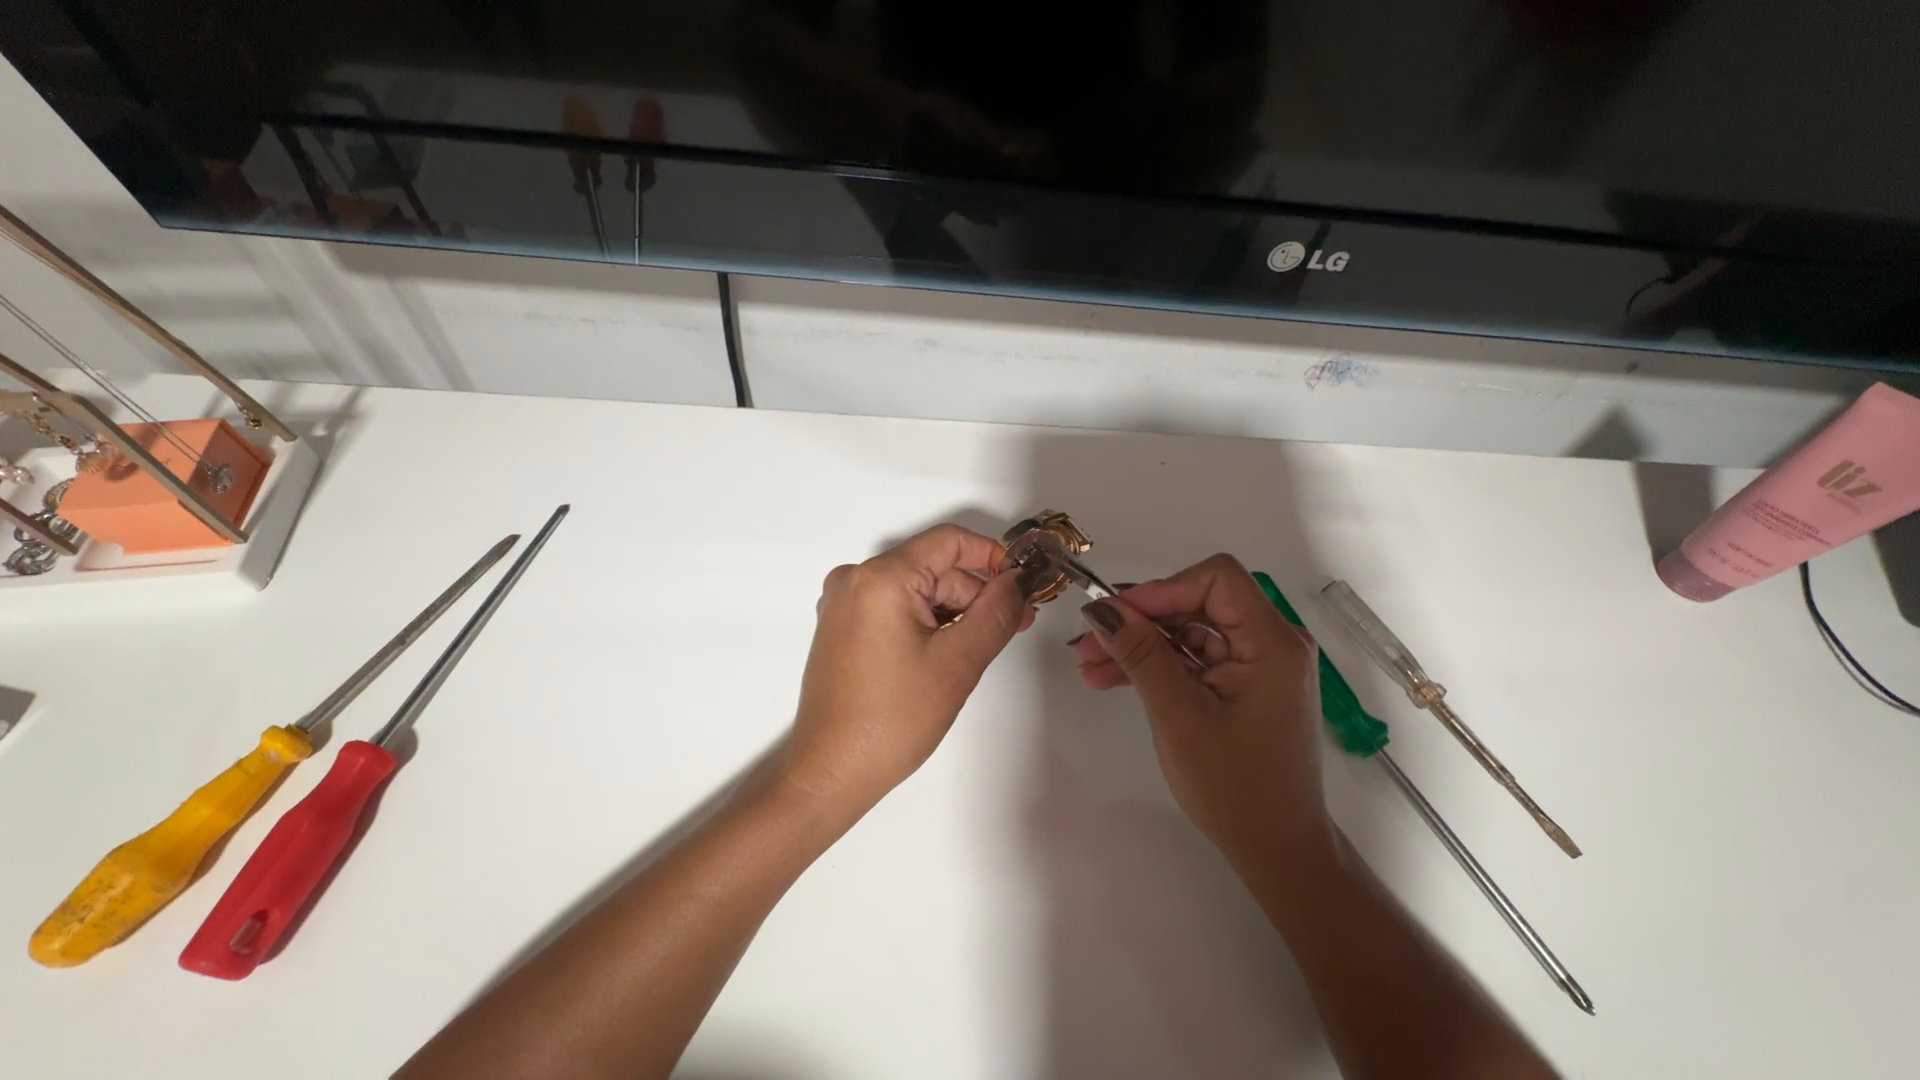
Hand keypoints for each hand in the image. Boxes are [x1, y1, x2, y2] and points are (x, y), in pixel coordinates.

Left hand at [785, 525, 1035, 809]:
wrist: (832, 771)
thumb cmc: (894, 718)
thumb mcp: (958, 662)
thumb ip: (996, 612)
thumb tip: (1019, 581)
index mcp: (880, 577)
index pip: (949, 542)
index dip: (993, 557)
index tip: (1024, 584)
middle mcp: (855, 580)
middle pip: (933, 568)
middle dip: (976, 593)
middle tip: (1015, 625)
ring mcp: (843, 605)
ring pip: (916, 590)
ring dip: (954, 611)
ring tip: (984, 647)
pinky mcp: (842, 629)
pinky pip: (895, 609)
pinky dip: (927, 623)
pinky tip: (950, 653)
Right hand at [1073, 554, 1331, 861]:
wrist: (1275, 848)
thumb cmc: (1233, 785)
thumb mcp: (1179, 715)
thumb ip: (1141, 654)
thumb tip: (1102, 610)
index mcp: (1272, 643)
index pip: (1216, 580)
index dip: (1161, 589)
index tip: (1115, 615)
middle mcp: (1272, 643)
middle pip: (1199, 604)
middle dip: (1141, 620)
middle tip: (1088, 643)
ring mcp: (1258, 665)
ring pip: (1190, 632)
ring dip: (1141, 645)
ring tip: (1090, 666)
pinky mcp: (1245, 685)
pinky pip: (1196, 659)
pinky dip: (1159, 666)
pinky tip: (1114, 679)